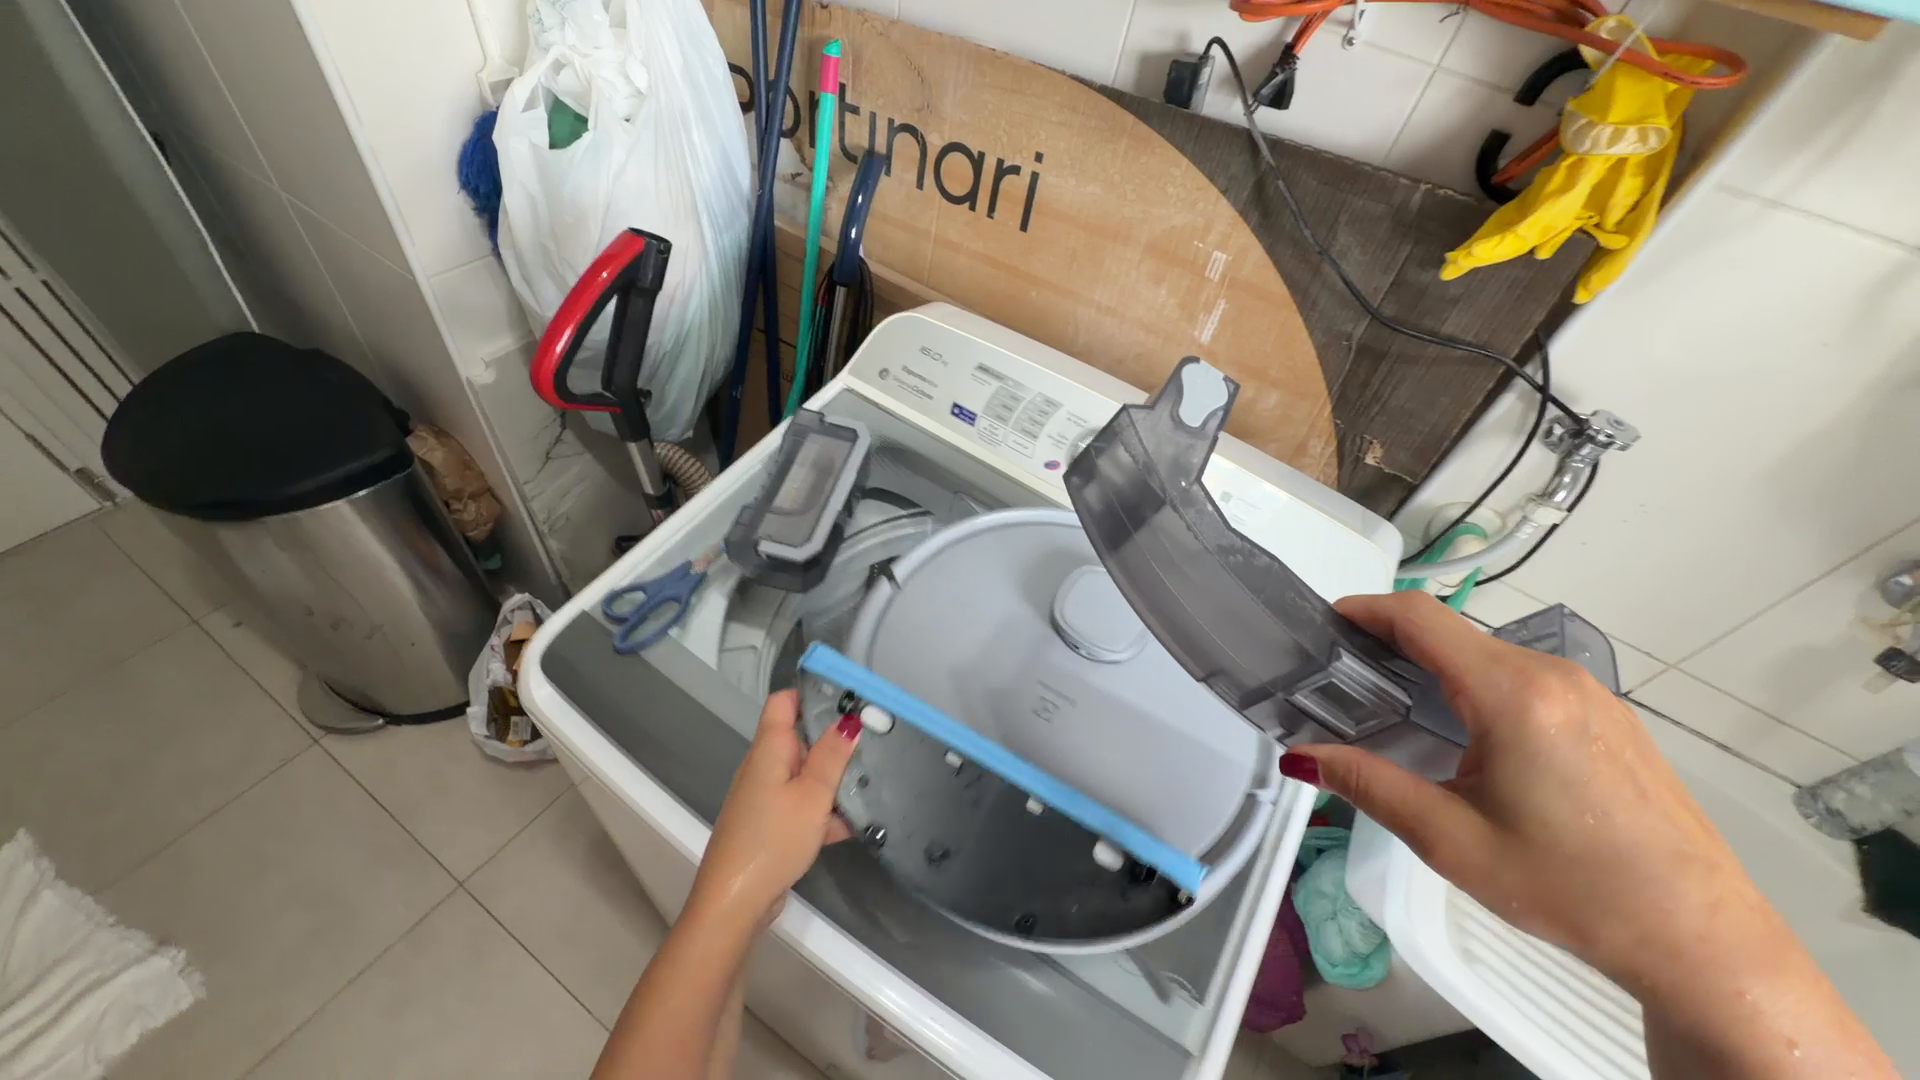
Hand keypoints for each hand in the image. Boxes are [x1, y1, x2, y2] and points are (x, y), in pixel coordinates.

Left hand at [685, 690, 858, 930]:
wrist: (735, 902)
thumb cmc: (773, 839)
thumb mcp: (812, 796)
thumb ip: (832, 756)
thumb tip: (849, 719)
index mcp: (769, 750)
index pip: (784, 702)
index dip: (812, 693)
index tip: (850, 698)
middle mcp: (764, 767)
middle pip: (801, 739)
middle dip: (835, 740)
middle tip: (876, 741)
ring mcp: (766, 797)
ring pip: (806, 775)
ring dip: (835, 780)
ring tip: (875, 782)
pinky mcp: (772, 824)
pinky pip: (803, 805)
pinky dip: (825, 811)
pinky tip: (857, 824)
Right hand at [1281, 592, 1759, 987]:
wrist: (1703, 940)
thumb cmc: (1569, 887)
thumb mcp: (1450, 839)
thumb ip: (1367, 784)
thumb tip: (1298, 758)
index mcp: (1512, 694)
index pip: (1422, 617)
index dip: (1366, 609)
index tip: (1325, 623)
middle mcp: (1555, 676)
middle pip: (1454, 634)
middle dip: (1393, 644)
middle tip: (1346, 680)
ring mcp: (1592, 695)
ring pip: (1491, 658)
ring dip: (1436, 669)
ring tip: (1396, 710)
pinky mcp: (1611, 719)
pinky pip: (1527, 681)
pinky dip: (1478, 688)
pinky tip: (1466, 738)